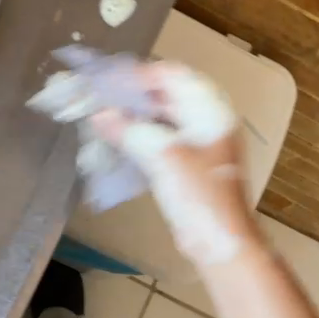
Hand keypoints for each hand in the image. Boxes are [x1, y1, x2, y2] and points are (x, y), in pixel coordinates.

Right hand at [88, 62, 262, 268]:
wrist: (219, 242)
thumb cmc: (200, 196)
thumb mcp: (163, 157)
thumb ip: (129, 131)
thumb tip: (99, 115)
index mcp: (210, 112)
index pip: (173, 76)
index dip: (141, 76)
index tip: (108, 83)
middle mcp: (206, 122)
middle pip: (167, 95)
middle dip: (134, 96)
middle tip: (100, 98)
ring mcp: (198, 144)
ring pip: (161, 118)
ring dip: (134, 116)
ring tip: (103, 117)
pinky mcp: (187, 165)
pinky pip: (160, 140)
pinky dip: (139, 136)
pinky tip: (117, 140)